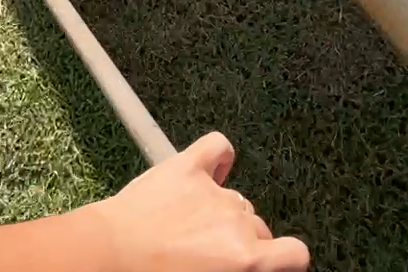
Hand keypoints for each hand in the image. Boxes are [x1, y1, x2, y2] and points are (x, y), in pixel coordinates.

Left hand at [77, 132, 309, 271]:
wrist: (112, 255)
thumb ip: (238, 264)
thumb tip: (246, 257)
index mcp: (246, 259)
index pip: (296, 254)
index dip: (286, 259)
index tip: (271, 261)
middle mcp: (236, 221)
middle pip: (259, 228)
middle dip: (245, 241)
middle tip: (213, 253)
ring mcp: (212, 190)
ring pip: (239, 198)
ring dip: (226, 210)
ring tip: (195, 224)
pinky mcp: (187, 165)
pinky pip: (218, 147)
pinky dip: (220, 156)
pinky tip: (214, 169)